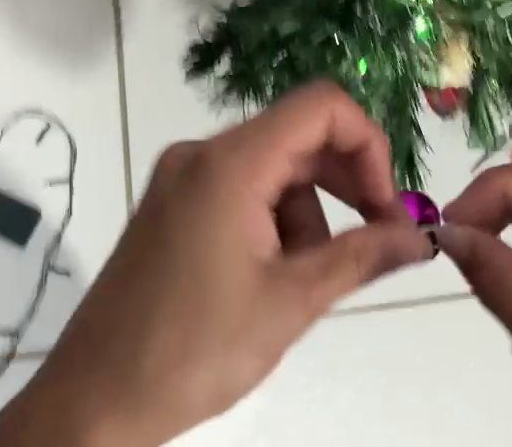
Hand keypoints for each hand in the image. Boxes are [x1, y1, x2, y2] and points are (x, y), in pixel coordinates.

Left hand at [0, 82, 433, 446]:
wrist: (90, 404)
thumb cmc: (193, 351)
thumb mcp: (291, 303)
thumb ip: (363, 256)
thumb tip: (422, 235)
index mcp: (230, 162)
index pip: (321, 107)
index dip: (368, 144)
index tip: (386, 206)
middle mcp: (203, 153)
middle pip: (298, 135)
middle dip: (346, 181)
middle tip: (377, 238)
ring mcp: (182, 177)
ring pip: (274, 166)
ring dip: (310, 210)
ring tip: (310, 278)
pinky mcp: (172, 204)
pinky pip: (243, 188)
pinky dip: (275, 218)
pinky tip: (274, 275)